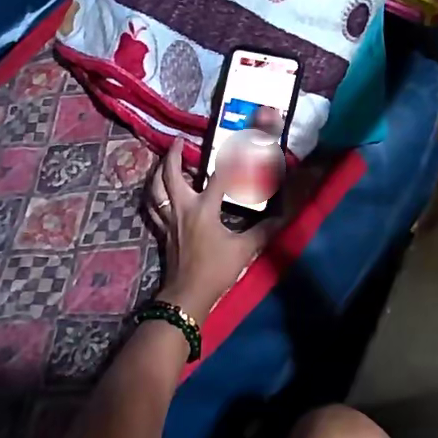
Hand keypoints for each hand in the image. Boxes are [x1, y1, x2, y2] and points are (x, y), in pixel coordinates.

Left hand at [145, 137, 274, 322]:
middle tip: (180, 141)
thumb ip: (264, 230)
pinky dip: (152, 195)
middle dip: (175, 156)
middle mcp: (182, 208)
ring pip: (156, 189)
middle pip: (171, 175)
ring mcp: (169, 220)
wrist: (186, 296)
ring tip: (164, 161)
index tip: (240, 146)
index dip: (231, 160)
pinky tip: (156, 192)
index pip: (218, 177)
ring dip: (158, 172)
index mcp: (204, 209)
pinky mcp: (162, 231)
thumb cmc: (215, 270)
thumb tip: (285, 216)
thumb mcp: (244, 249)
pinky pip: (152, 207)